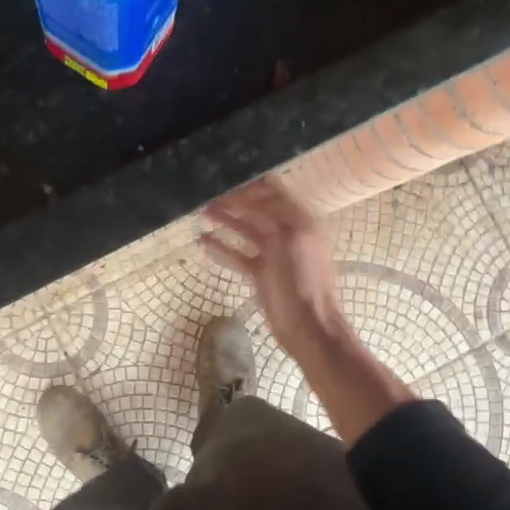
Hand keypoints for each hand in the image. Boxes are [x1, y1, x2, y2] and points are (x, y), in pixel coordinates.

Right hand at [202, 178, 347, 362]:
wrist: (308, 326)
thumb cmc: (302, 281)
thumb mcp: (290, 239)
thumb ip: (270, 215)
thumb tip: (247, 195)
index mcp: (299, 220)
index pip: (272, 192)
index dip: (249, 187)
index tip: (224, 182)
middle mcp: (286, 232)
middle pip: (257, 208)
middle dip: (234, 201)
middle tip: (207, 195)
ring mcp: (273, 253)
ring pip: (246, 229)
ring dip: (226, 220)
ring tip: (202, 212)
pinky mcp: (261, 273)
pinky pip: (238, 255)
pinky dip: (222, 247)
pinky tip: (203, 241)